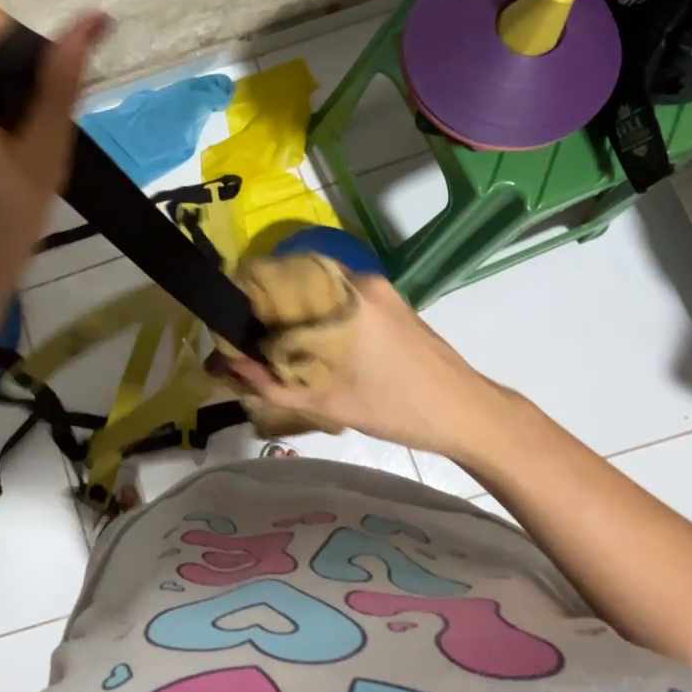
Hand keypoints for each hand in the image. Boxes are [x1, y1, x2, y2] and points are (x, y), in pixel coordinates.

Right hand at [222, 275, 517, 458]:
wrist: (467, 414)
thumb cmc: (397, 409)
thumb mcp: (327, 402)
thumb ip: (270, 382)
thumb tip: (224, 365)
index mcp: (345, 296)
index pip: (277, 277)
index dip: (246, 300)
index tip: (230, 329)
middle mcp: (359, 279)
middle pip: (295, 280)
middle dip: (267, 309)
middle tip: (250, 344)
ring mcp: (378, 288)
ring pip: (316, 289)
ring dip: (293, 313)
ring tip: (277, 350)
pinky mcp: (388, 301)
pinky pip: (337, 297)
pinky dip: (317, 316)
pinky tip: (311, 348)